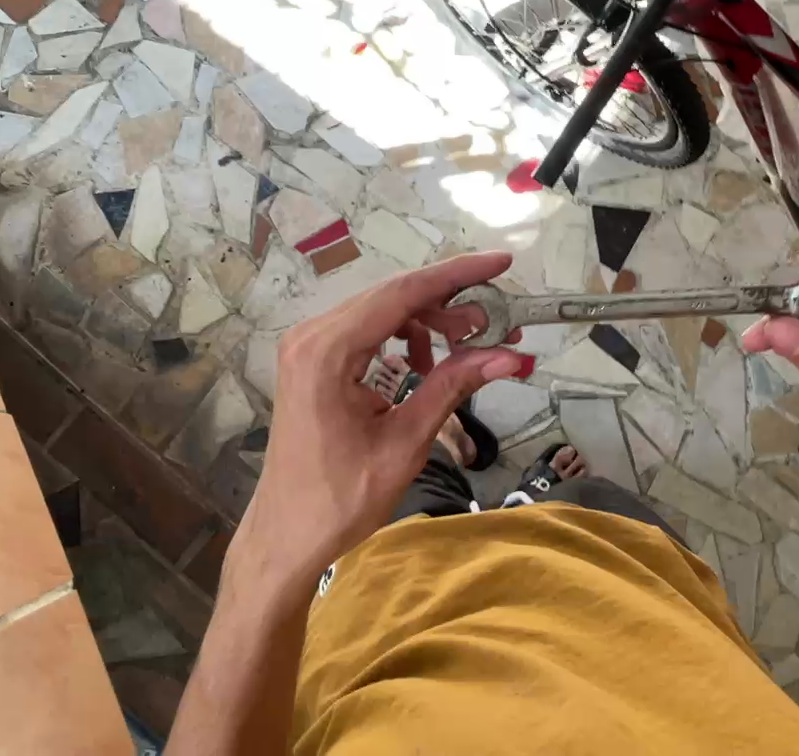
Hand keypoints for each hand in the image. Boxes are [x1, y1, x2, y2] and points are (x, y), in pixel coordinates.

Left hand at [237, 253, 525, 586]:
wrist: (287, 536)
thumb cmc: (341, 499)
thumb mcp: (405, 442)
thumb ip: (454, 387)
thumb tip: (511, 356)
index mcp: (327, 352)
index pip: (402, 293)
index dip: (457, 275)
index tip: (502, 262)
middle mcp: (312, 334)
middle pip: (394, 295)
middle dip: (452, 302)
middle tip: (500, 322)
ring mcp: (309, 343)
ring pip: (383, 309)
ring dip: (430, 320)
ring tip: (469, 347)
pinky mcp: (314, 358)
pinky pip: (368, 328)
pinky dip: (405, 336)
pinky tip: (426, 366)